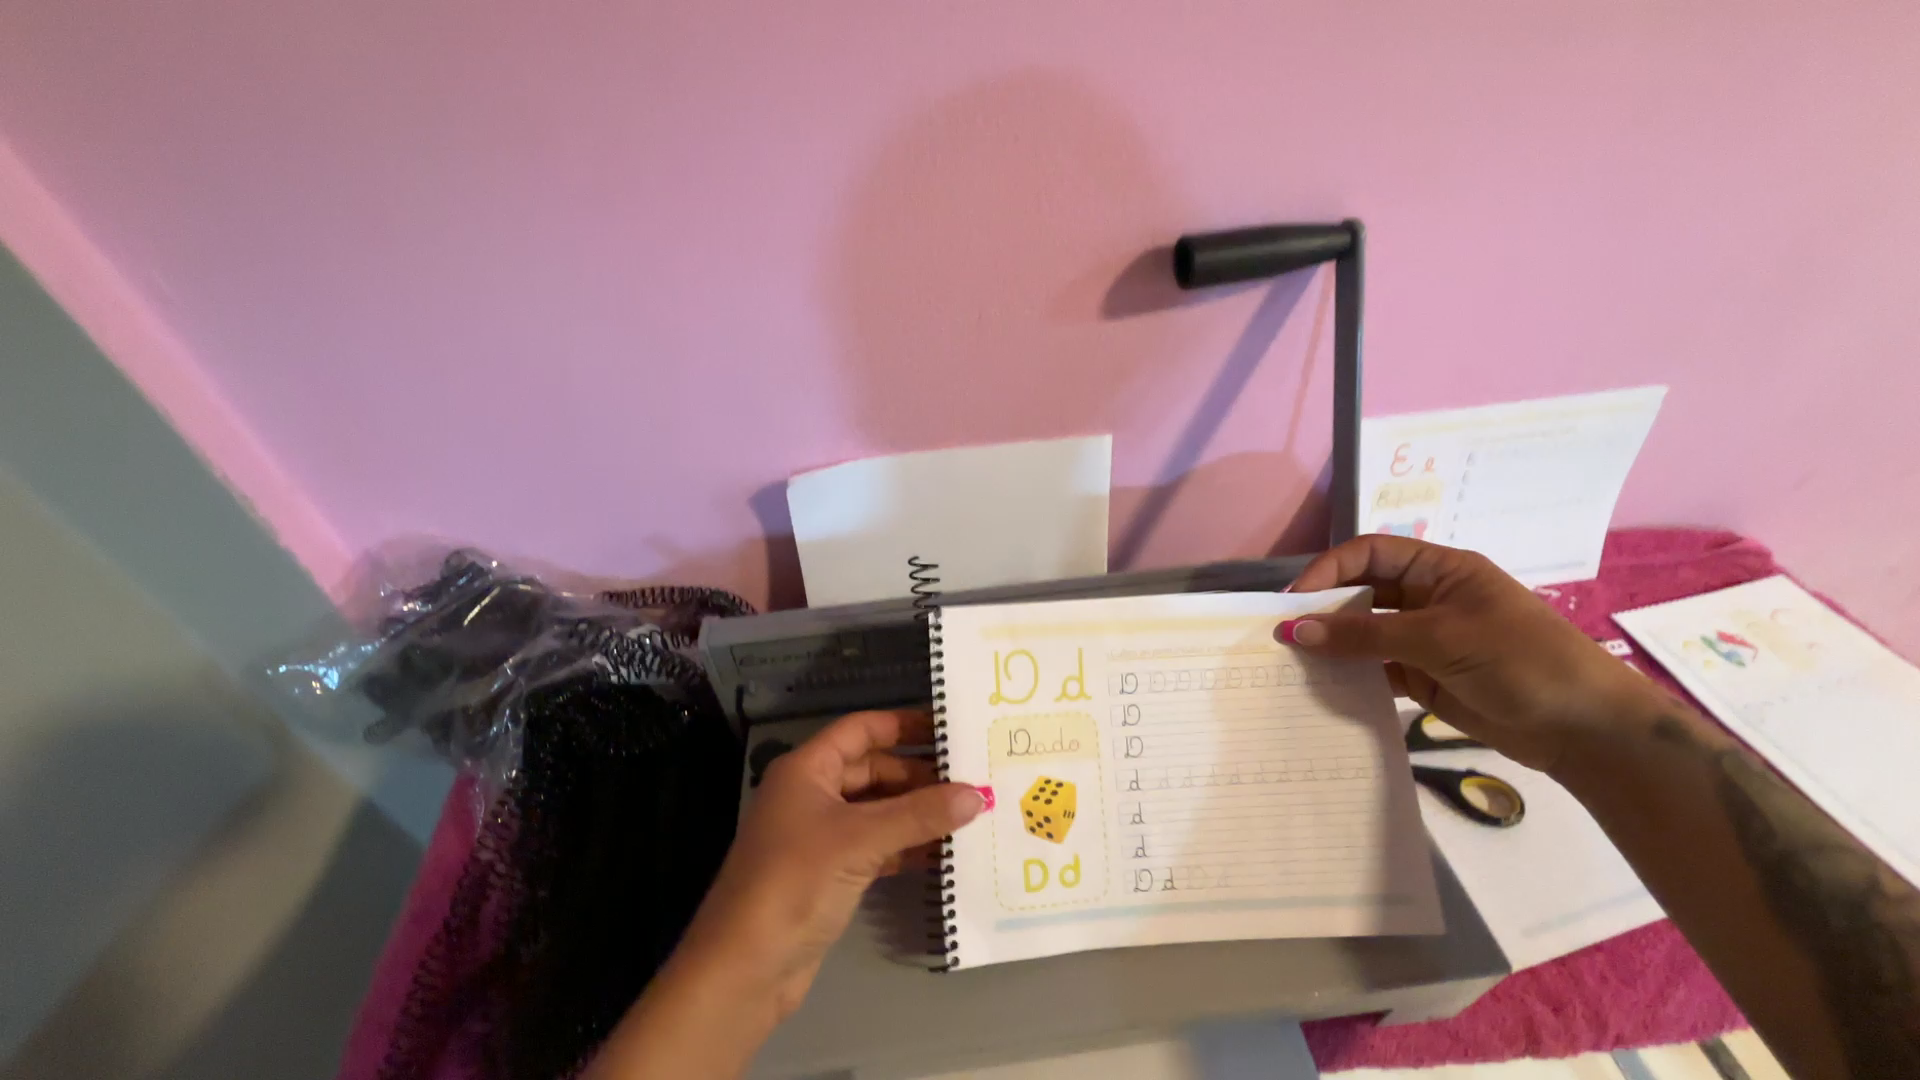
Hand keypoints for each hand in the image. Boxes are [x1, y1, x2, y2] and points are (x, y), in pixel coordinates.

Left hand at [674, 709, 984, 1017]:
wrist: (745, 967)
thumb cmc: (795, 881)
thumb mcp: (860, 840)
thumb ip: (920, 815)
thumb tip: (978, 794)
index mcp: (807, 769)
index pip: (861, 730)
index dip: (904, 725)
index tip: (951, 729)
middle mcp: (812, 795)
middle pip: (873, 770)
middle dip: (920, 775)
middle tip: (973, 779)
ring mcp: (820, 836)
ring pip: (878, 811)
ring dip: (918, 813)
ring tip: (970, 815)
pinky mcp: (829, 874)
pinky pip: (876, 847)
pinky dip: (907, 847)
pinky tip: (945, 853)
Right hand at [1278, 535, 1668, 773]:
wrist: (1585, 729)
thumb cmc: (1520, 660)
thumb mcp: (1439, 639)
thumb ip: (1363, 636)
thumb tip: (1293, 630)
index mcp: (1440, 570)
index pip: (1369, 554)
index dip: (1329, 570)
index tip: (1294, 601)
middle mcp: (1428, 598)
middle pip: (1361, 592)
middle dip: (1323, 609)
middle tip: (1283, 634)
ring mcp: (1425, 640)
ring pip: (1364, 633)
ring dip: (1333, 645)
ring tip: (1294, 661)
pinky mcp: (1424, 678)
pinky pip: (1375, 669)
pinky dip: (1350, 676)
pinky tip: (1325, 687)